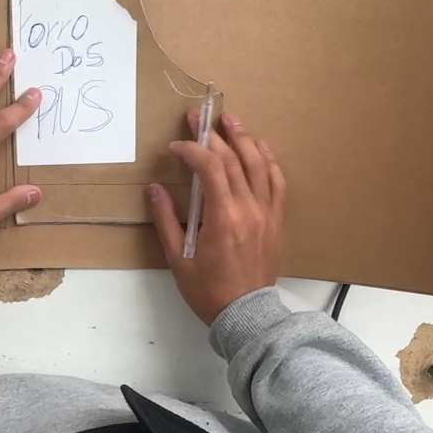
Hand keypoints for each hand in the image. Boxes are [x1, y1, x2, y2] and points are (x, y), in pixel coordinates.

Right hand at [146, 112, 285, 324]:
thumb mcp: (177, 258)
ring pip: (259, 164)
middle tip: (197, 118)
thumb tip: (155, 189)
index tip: (175, 147)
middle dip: (212, 135)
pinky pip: (277, 182)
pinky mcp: (276, 220)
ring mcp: (267, 213)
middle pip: (233, 159)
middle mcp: (249, 209)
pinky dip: (269, 161)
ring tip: (230, 120)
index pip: (210, 168)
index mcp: (223, 218)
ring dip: (243, 138)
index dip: (192, 150)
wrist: (245, 314)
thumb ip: (166, 220)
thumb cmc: (208, 290)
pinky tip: (259, 148)